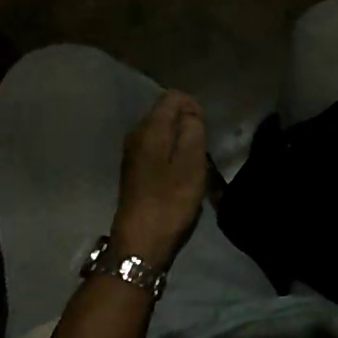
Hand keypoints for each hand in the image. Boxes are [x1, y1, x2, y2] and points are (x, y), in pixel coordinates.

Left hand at [111, 90, 207, 265]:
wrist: (141, 241)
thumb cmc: (170, 201)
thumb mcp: (192, 163)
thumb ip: (193, 129)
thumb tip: (190, 112)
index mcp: (150, 128)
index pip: (173, 96)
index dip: (194, 106)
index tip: (205, 131)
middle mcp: (136, 134)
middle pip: (165, 112)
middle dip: (187, 123)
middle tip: (202, 149)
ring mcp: (133, 152)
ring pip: (161, 131)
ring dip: (180, 140)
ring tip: (194, 163)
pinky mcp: (134, 169)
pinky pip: (156, 147)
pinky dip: (171, 153)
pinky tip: (180, 174)